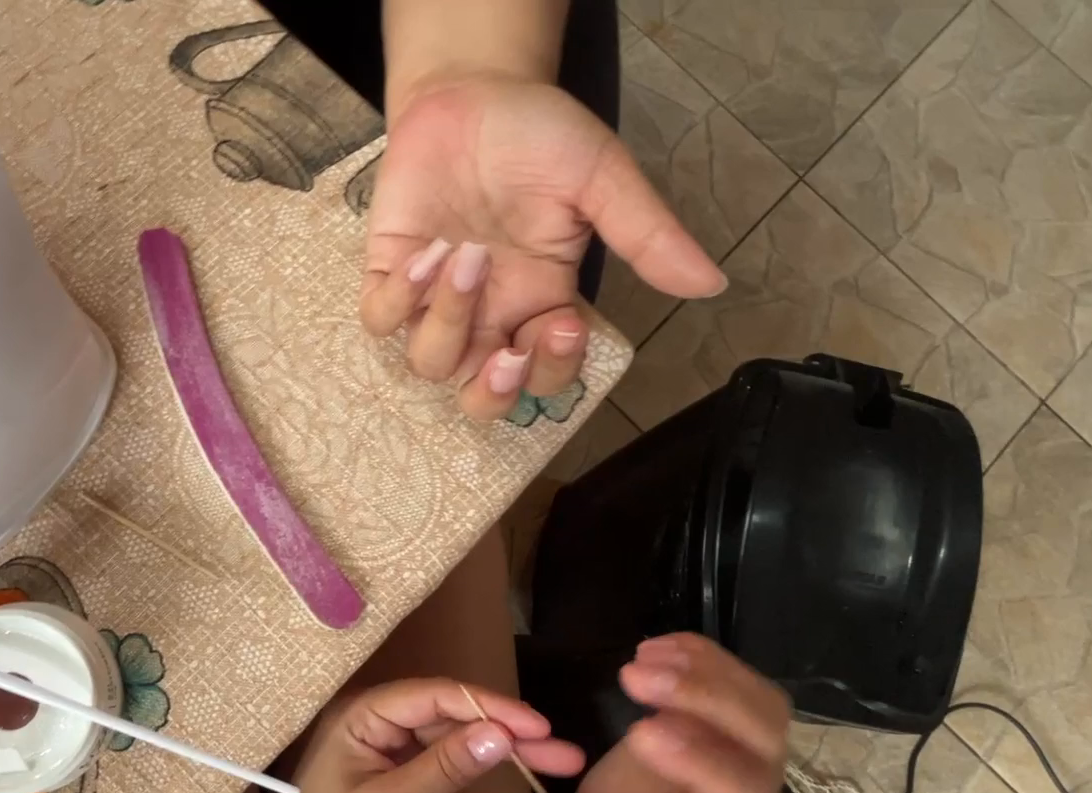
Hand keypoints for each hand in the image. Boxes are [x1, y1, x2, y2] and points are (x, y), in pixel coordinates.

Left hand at [259, 678, 584, 792]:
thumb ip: (447, 766)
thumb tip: (501, 733)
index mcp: (361, 714)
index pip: (433, 696)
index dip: (489, 707)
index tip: (540, 727)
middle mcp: (372, 716)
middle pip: (447, 712)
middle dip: (504, 729)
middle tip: (564, 751)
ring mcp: (382, 740)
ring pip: (448, 732)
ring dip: (496, 745)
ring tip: (557, 762)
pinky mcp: (391, 763)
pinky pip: (437, 753)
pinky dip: (473, 761)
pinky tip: (512, 766)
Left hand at [359, 78, 726, 421]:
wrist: (471, 96)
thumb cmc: (538, 138)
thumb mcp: (600, 180)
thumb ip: (646, 234)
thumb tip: (710, 284)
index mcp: (538, 304)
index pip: (545, 372)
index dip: (552, 368)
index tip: (562, 323)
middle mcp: (486, 316)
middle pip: (479, 396)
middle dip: (491, 393)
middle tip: (506, 357)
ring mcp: (434, 304)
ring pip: (430, 362)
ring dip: (449, 320)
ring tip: (466, 254)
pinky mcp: (388, 279)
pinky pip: (381, 322)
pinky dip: (398, 301)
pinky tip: (424, 254)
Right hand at [564, 634, 789, 792]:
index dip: (701, 757)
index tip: (639, 731)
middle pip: (764, 735)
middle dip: (706, 696)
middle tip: (634, 673)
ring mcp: (749, 758)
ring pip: (761, 703)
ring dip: (706, 669)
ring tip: (643, 653)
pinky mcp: (726, 729)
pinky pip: (739, 685)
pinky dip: (703, 657)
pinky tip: (656, 647)